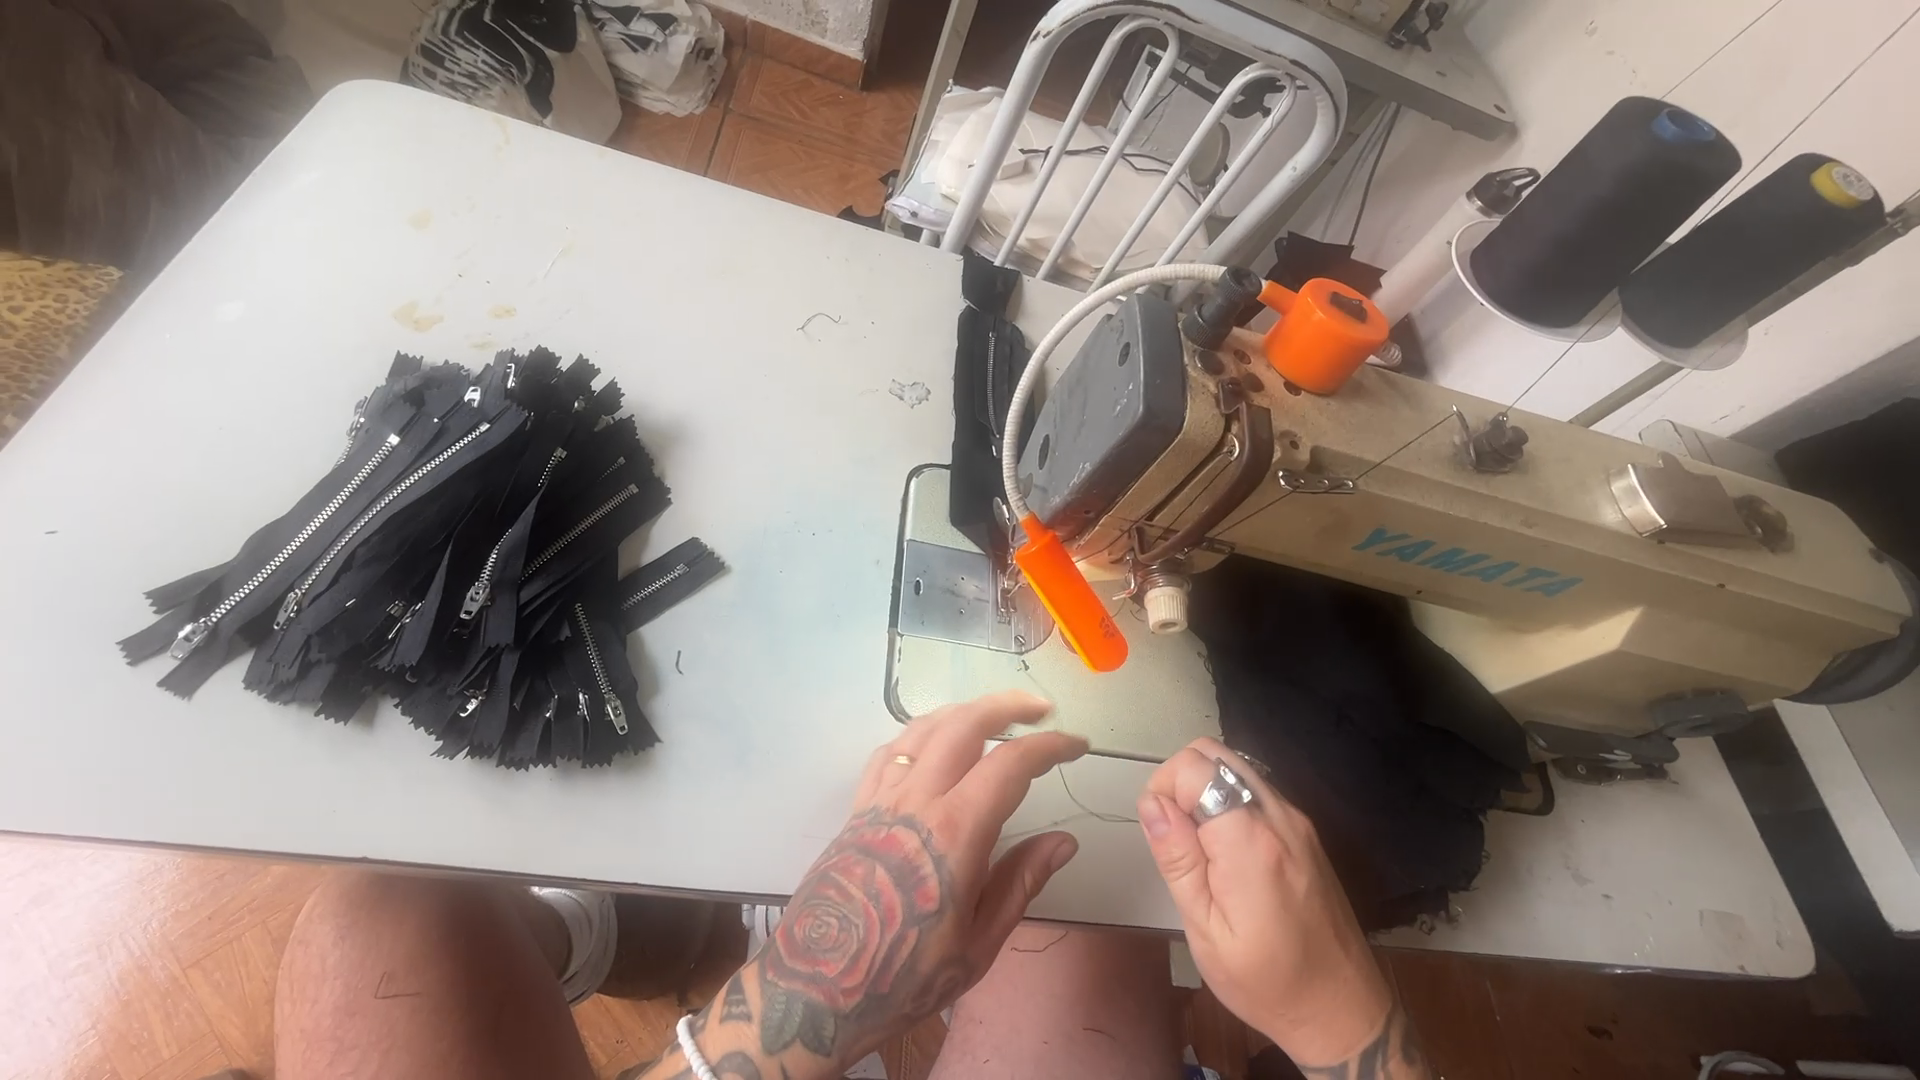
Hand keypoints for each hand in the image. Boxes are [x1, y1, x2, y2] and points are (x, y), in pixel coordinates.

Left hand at [651, 692, 1087, 1079]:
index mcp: (955, 831)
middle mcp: (917, 798)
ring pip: (924, 728)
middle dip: (1006, 706)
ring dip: (963, 711)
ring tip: (992, 715)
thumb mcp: (979, 943)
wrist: (817, 988)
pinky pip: (890, 751)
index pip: (1011, 764)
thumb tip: (1065, 841)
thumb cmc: (906, 974)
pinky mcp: (857, 807)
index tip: (1075, 745)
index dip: (1049, 747)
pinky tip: (932, 743)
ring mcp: (882, 798)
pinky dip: (920, 734)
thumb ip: (1022, 881)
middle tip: (1039, 708)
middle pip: (964, 724)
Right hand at [1139, 737, 1426, 1077]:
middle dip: (1180, 782)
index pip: (1193, 767)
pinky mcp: (1305, 832)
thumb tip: (1151, 804)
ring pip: (1234, 766)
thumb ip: (1177, 859)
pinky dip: (1229, 802)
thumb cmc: (1267, 983)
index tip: (1163, 834)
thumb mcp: (1206, 930)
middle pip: (1212, 753)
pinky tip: (1228, 854)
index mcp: (1250, 841)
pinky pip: (1255, 790)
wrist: (1344, 1011)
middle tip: (1176, 837)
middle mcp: (1278, 816)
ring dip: (1205, 790)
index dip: (1163, 788)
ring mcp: (1296, 821)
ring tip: (1200, 848)